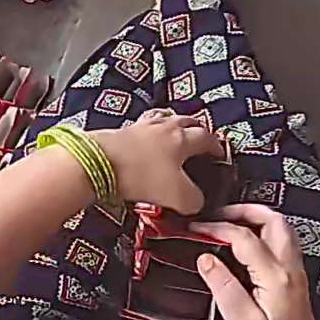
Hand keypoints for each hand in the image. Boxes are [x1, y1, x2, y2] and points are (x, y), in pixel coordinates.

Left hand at [88, 109, 222, 211]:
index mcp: (183, 139)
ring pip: (163, 118)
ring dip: (172, 123)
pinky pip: (142, 126)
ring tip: (174, 131)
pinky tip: (145, 139)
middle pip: (186, 120)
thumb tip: (196, 202)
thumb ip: (193, 200)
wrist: (99, 162)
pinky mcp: (121, 131)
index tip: (219, 154)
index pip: (206, 137)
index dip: (216, 146)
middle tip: (199, 137)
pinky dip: (149, 130)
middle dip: (196, 128)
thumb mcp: (178, 196)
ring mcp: (141, 126)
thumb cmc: (143, 176)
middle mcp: (164, 127)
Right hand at [190, 204, 319, 319]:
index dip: (217, 228)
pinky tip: (244, 240)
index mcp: (275, 276)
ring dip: (254, 217)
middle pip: (273, 219)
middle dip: (243, 210)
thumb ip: (223, 288)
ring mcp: (294, 269)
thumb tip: (205, 258)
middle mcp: (289, 266)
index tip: (194, 228)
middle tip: (216, 215)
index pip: (244, 237)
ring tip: (227, 222)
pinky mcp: (294, 276)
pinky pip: (281, 240)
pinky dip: (261, 230)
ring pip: (280, 227)